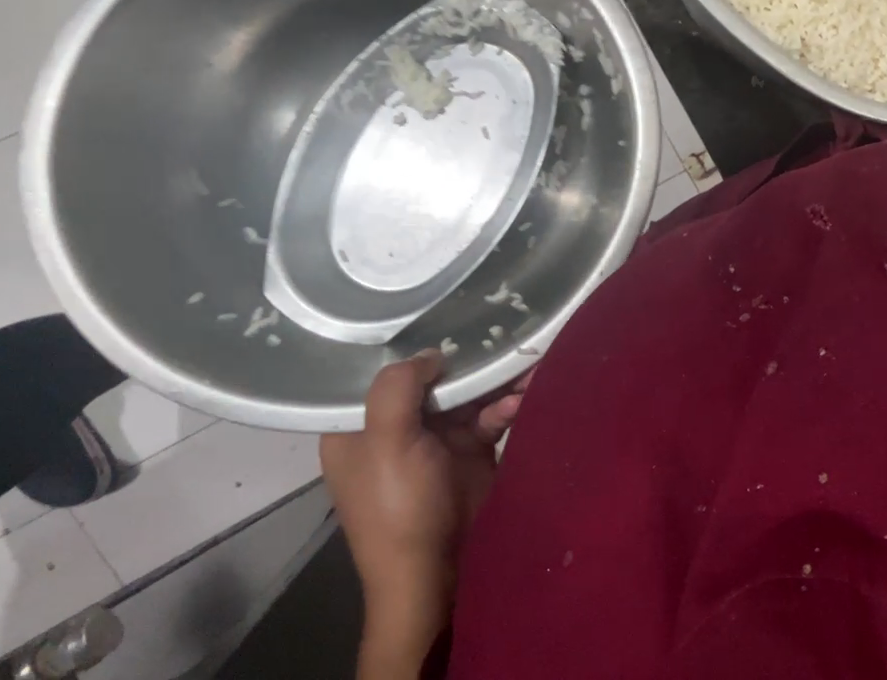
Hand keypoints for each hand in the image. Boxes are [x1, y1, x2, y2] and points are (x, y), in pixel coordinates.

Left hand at [319, 352, 523, 678]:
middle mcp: (397, 428)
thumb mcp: (385, 443)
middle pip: (433, 379)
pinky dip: (509, 405)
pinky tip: (523, 400)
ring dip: (497, 381)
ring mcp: (437, 440)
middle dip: (468, 361)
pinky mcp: (472, 450)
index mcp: (359, 427)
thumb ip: (398, 388)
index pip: (380, 372)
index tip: (444, 316)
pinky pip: (493, 414)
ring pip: (468, 394)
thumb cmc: (399, 506)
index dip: (411, 346)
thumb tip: (431, 353)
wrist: (439, 569)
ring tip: (527, 367)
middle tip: (502, 337)